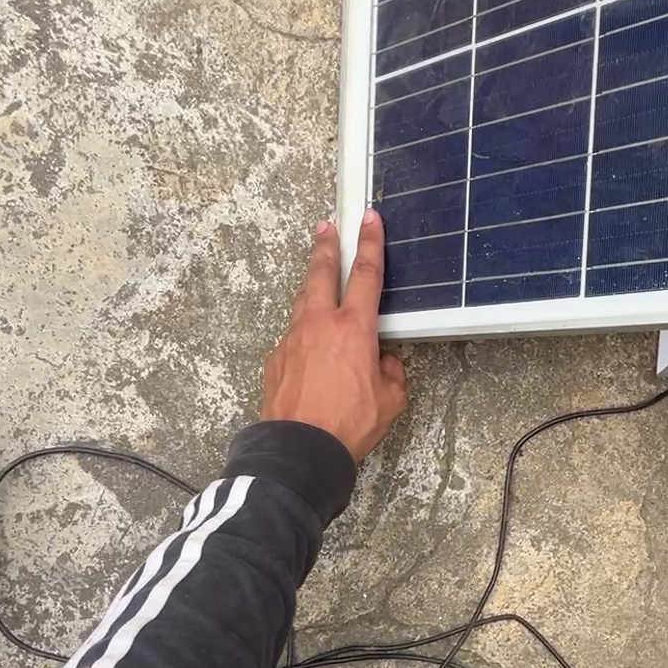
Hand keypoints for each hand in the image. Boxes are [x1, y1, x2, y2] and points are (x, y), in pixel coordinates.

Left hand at [261, 211, 407, 461]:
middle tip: (326, 226)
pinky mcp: (276, 359)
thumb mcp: (390, 401)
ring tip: (316, 273)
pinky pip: (293, 337)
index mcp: (354, 329)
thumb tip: (383, 363)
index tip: (370, 218)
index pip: (367, 276)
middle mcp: (320, 324)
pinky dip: (304, 334)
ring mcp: (293, 339)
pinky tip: (310, 346)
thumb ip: (390, 374)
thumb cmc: (349, 425)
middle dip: (327, 246)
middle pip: (323, 273)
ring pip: (303, 301)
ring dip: (311, 283)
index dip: (371, 244)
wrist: (300, 449)